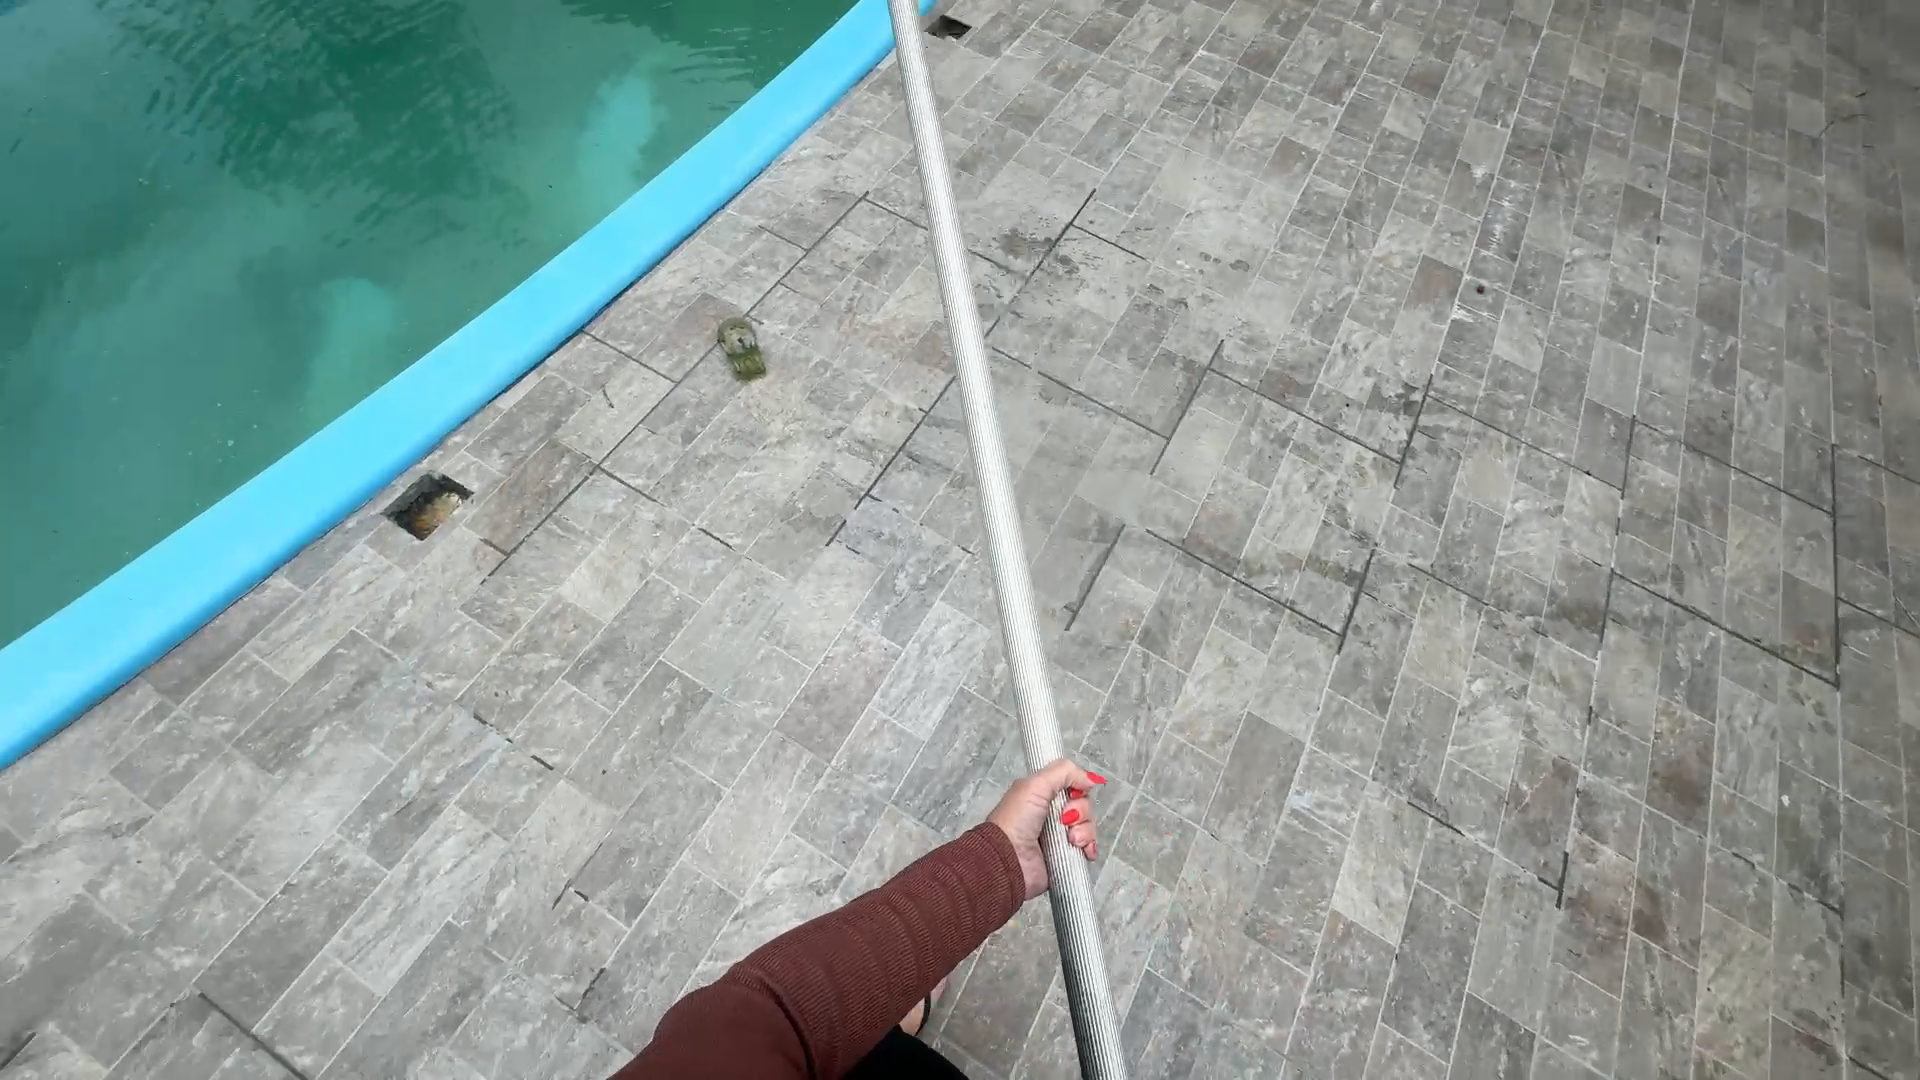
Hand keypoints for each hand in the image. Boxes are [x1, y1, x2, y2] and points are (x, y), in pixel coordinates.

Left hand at [986, 759, 1104, 899]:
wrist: (1009, 860)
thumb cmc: (1017, 820)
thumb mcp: (1035, 785)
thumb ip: (1063, 772)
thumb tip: (1090, 779)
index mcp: (1041, 793)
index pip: (1072, 785)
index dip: (1077, 789)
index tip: (1073, 795)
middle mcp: (1052, 812)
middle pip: (1083, 804)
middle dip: (1080, 812)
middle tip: (1065, 821)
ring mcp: (1060, 835)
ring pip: (1087, 825)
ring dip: (1084, 831)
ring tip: (1071, 840)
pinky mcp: (1066, 855)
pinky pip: (1088, 846)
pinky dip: (1089, 847)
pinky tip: (1084, 850)